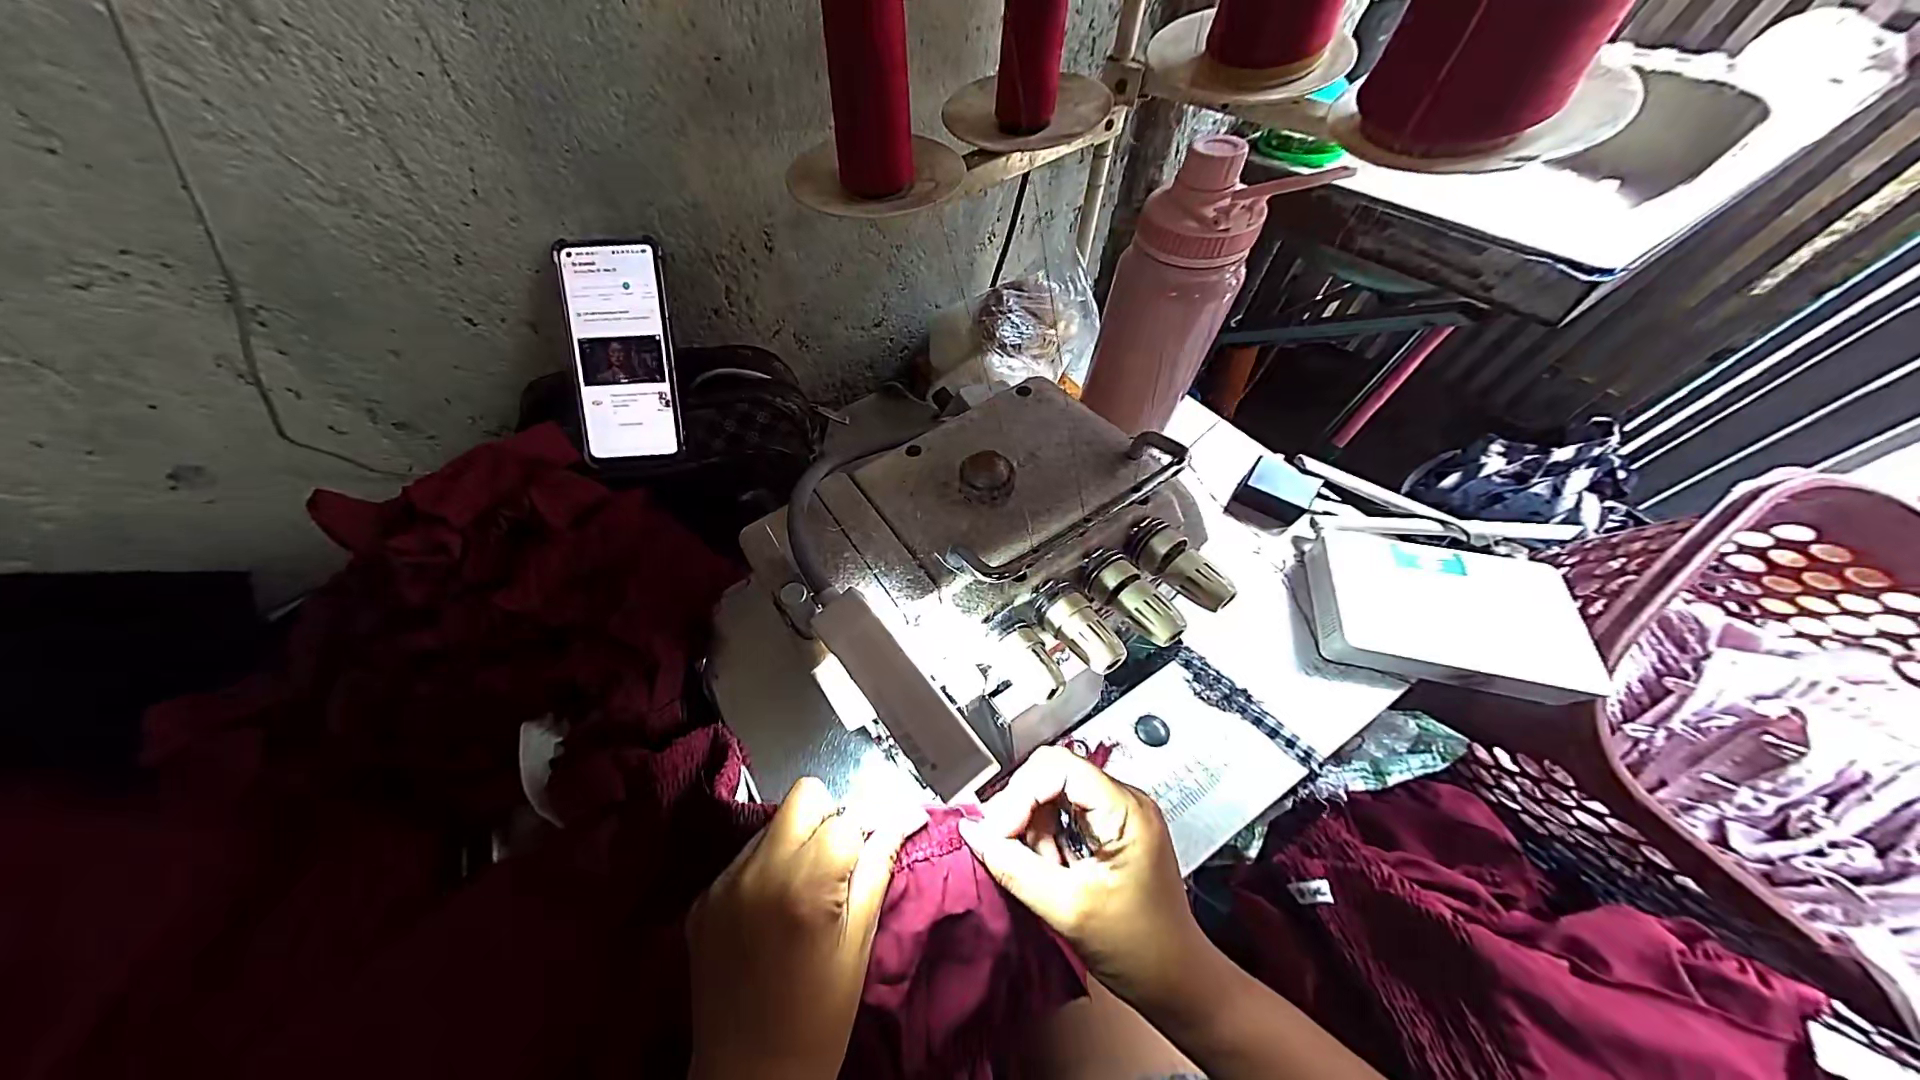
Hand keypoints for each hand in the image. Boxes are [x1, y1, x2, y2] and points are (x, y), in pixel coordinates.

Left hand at [687, 778, 926, 1079]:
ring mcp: (724, 883)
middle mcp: (759, 870)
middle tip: (838, 864)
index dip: (866, 834)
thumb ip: (879, 865)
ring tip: (804, 892)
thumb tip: (904, 817)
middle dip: (829, 818)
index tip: (870, 854)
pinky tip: (773, 910)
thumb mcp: (861, 941)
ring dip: (796, 842)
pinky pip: (745, 857)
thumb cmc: (821, 1017)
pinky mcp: (702, 900)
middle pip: (805, 796)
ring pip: (774, 823)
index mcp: (806, 881)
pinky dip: (766, 868)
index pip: (848, 817)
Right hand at [958, 746, 1203, 1005]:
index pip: (1058, 766)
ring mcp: (1117, 813)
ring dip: (1032, 829)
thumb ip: (1014, 867)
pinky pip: (1061, 815)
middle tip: (1009, 850)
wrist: (1176, 981)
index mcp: (1125, 810)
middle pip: (1051, 775)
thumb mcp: (1067, 909)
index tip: (999, 831)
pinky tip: (1051, 870)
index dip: (1021, 793)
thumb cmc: (1140, 949)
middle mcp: (1123, 801)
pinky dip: (1045, 839)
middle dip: (1022, 811)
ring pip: (1051, 794)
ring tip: (1042, 870)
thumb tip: (974, 834)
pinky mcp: (1108, 829)